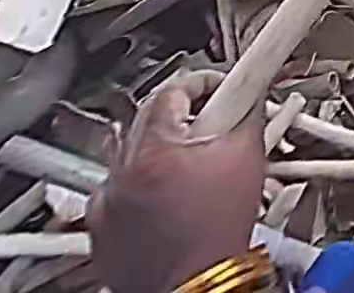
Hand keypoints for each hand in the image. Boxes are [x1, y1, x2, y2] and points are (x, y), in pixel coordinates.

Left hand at [91, 70, 265, 291]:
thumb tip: (251, 88)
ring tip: (190, 159)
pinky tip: (165, 190)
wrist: (201, 288)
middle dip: (183, 111)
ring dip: (159, 144)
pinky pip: (116, 185)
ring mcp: (108, 201)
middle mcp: (123, 171)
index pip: (174, 88)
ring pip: (131, 147)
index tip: (218, 87)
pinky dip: (138, 180)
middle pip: (151, 114)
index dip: (201, 82)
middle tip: (211, 119)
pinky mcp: (102, 227)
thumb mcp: (248, 155)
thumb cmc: (219, 233)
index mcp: (156, 148)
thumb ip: (248, 110)